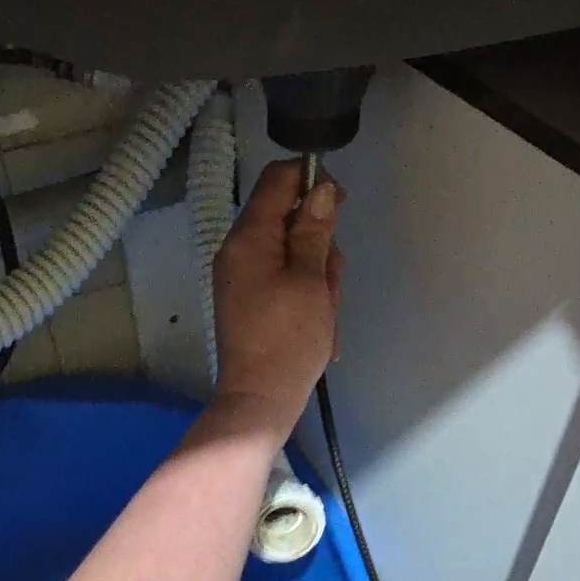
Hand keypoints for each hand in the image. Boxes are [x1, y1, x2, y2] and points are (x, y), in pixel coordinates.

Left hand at [211, 159, 344, 435]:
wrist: (260, 400)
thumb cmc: (288, 339)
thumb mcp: (311, 280)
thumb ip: (315, 230)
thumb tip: (321, 189)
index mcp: (248, 238)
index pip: (276, 180)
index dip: (312, 180)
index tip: (341, 203)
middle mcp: (238, 252)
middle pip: (288, 220)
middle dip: (320, 245)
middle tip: (331, 282)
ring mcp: (242, 278)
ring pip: (292, 253)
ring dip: (318, 276)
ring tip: (325, 312)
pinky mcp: (250, 302)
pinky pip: (284, 280)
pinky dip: (306, 295)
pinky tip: (318, 324)